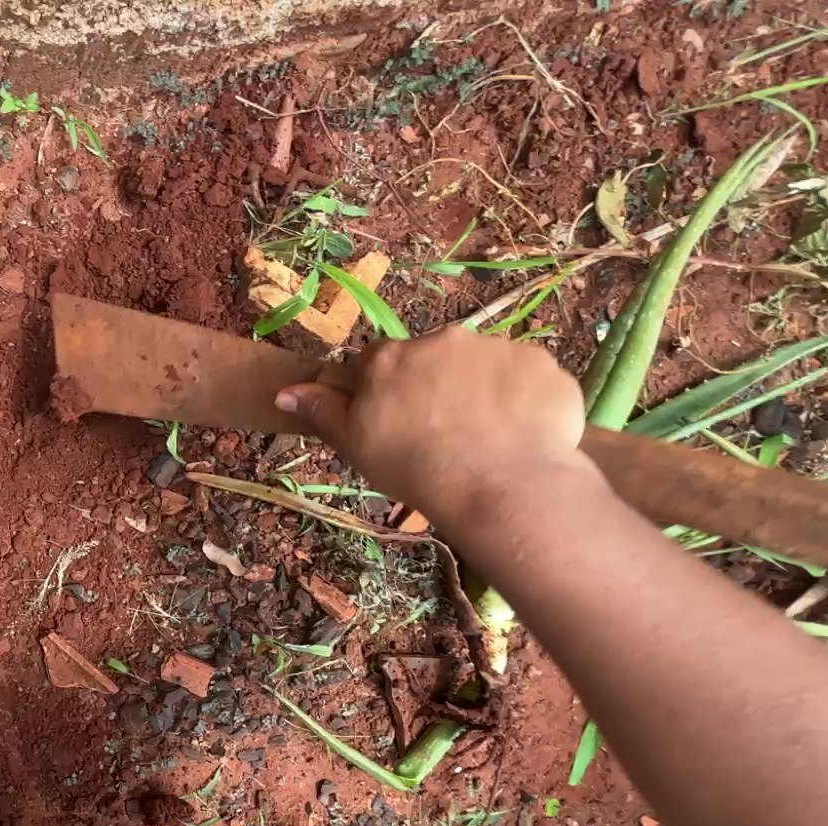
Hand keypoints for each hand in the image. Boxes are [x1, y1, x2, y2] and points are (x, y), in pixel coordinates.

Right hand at [273, 326, 596, 527]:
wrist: (500, 484)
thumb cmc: (411, 465)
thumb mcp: (354, 443)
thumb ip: (322, 410)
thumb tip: (284, 391)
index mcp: (391, 358)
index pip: (377, 361)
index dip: (381, 389)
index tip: (390, 419)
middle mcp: (443, 340)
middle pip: (430, 358)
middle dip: (431, 384)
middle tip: (435, 431)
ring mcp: (498, 348)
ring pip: (478, 366)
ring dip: (474, 390)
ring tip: (479, 436)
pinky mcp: (543, 364)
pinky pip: (522, 377)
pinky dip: (517, 399)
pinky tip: (512, 434)